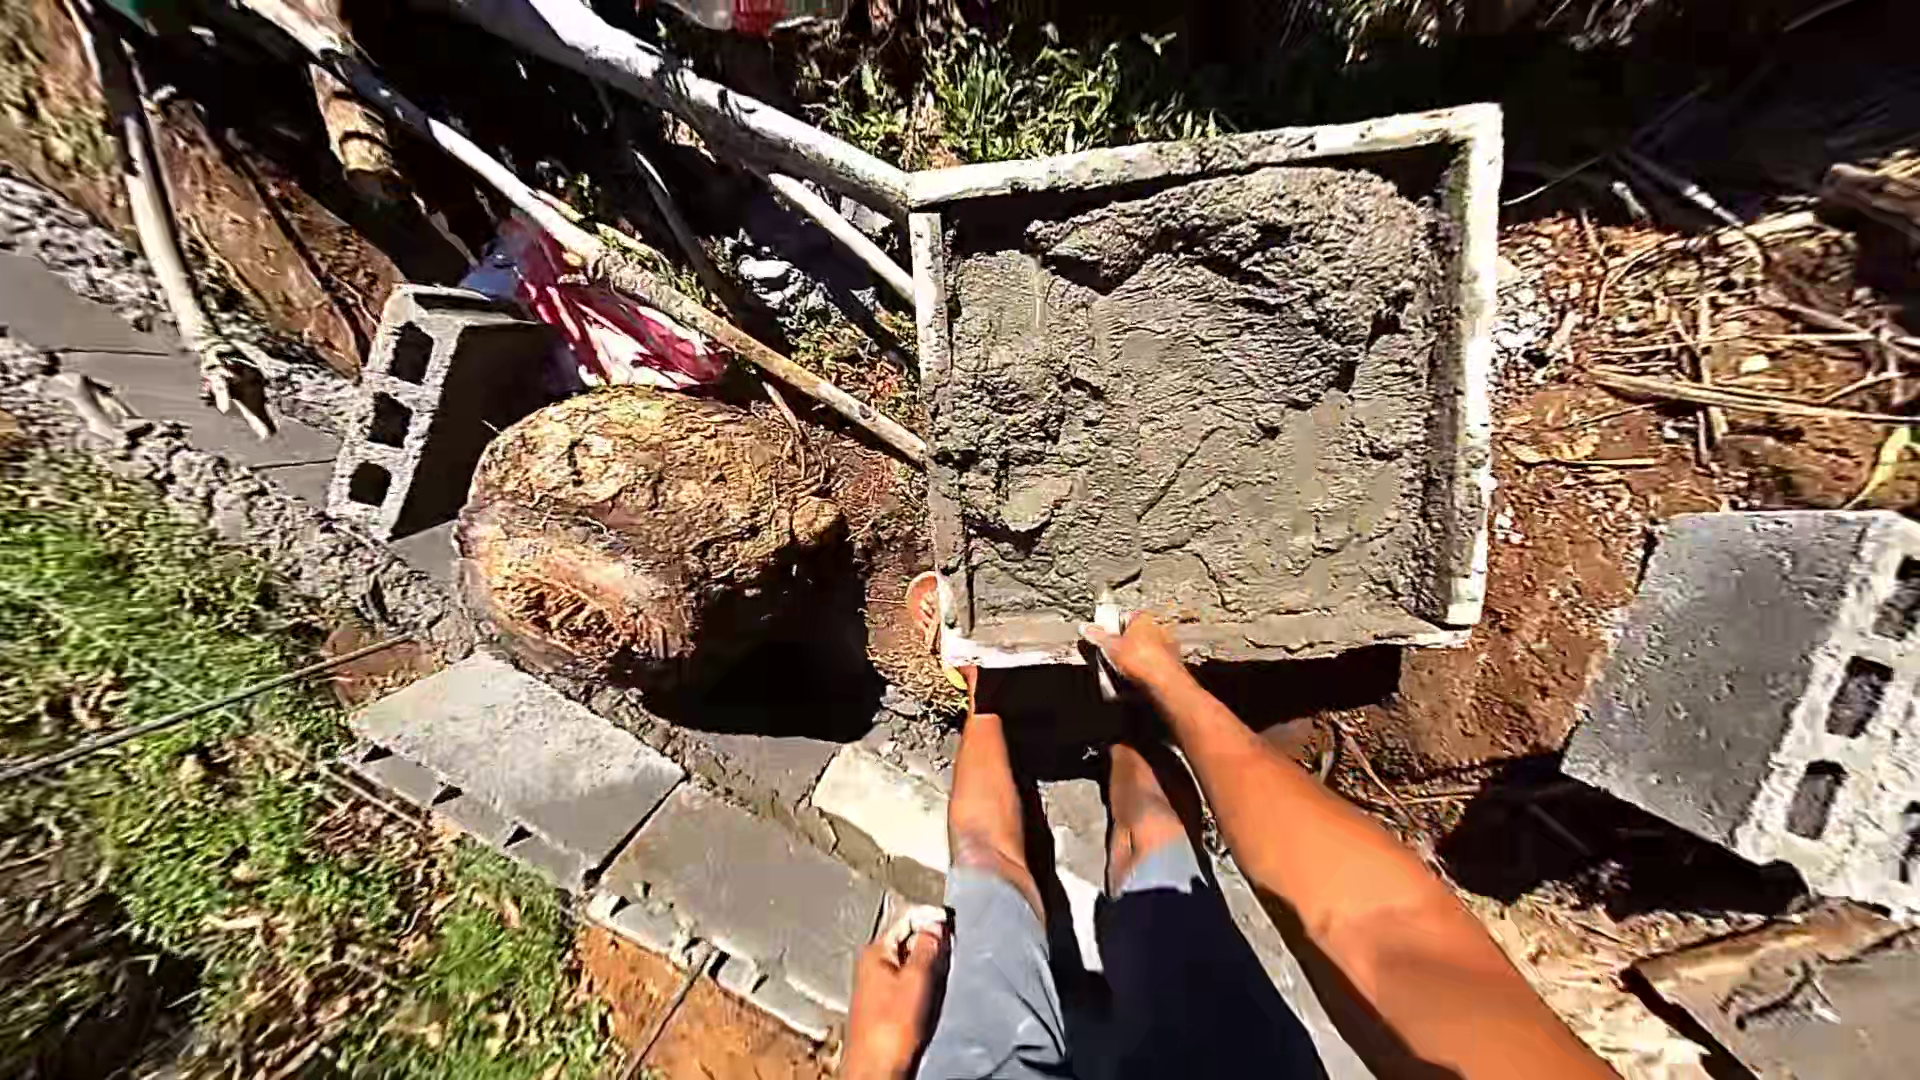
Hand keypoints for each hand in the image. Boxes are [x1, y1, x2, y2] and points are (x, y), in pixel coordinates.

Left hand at [843, 907, 948, 1079]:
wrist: (876, 1076)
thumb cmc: (890, 1032)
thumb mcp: (917, 980)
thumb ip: (928, 946)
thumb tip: (936, 923)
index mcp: (875, 951)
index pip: (907, 919)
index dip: (930, 918)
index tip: (950, 923)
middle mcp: (872, 964)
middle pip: (909, 940)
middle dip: (932, 944)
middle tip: (949, 952)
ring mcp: (877, 985)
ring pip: (911, 962)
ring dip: (929, 966)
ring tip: (940, 977)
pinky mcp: (884, 1006)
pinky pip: (909, 982)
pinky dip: (923, 983)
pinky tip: (930, 996)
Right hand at [1079, 612, 1190, 693]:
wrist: (1164, 681)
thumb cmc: (1141, 658)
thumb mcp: (1110, 646)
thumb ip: (1097, 636)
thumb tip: (1085, 628)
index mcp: (1145, 617)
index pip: (1125, 617)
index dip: (1113, 628)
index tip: (1105, 638)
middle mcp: (1159, 628)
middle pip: (1136, 634)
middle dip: (1125, 645)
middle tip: (1112, 655)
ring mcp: (1168, 646)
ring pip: (1145, 650)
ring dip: (1136, 659)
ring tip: (1123, 670)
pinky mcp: (1172, 664)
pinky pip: (1153, 665)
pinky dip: (1145, 670)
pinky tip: (1136, 678)